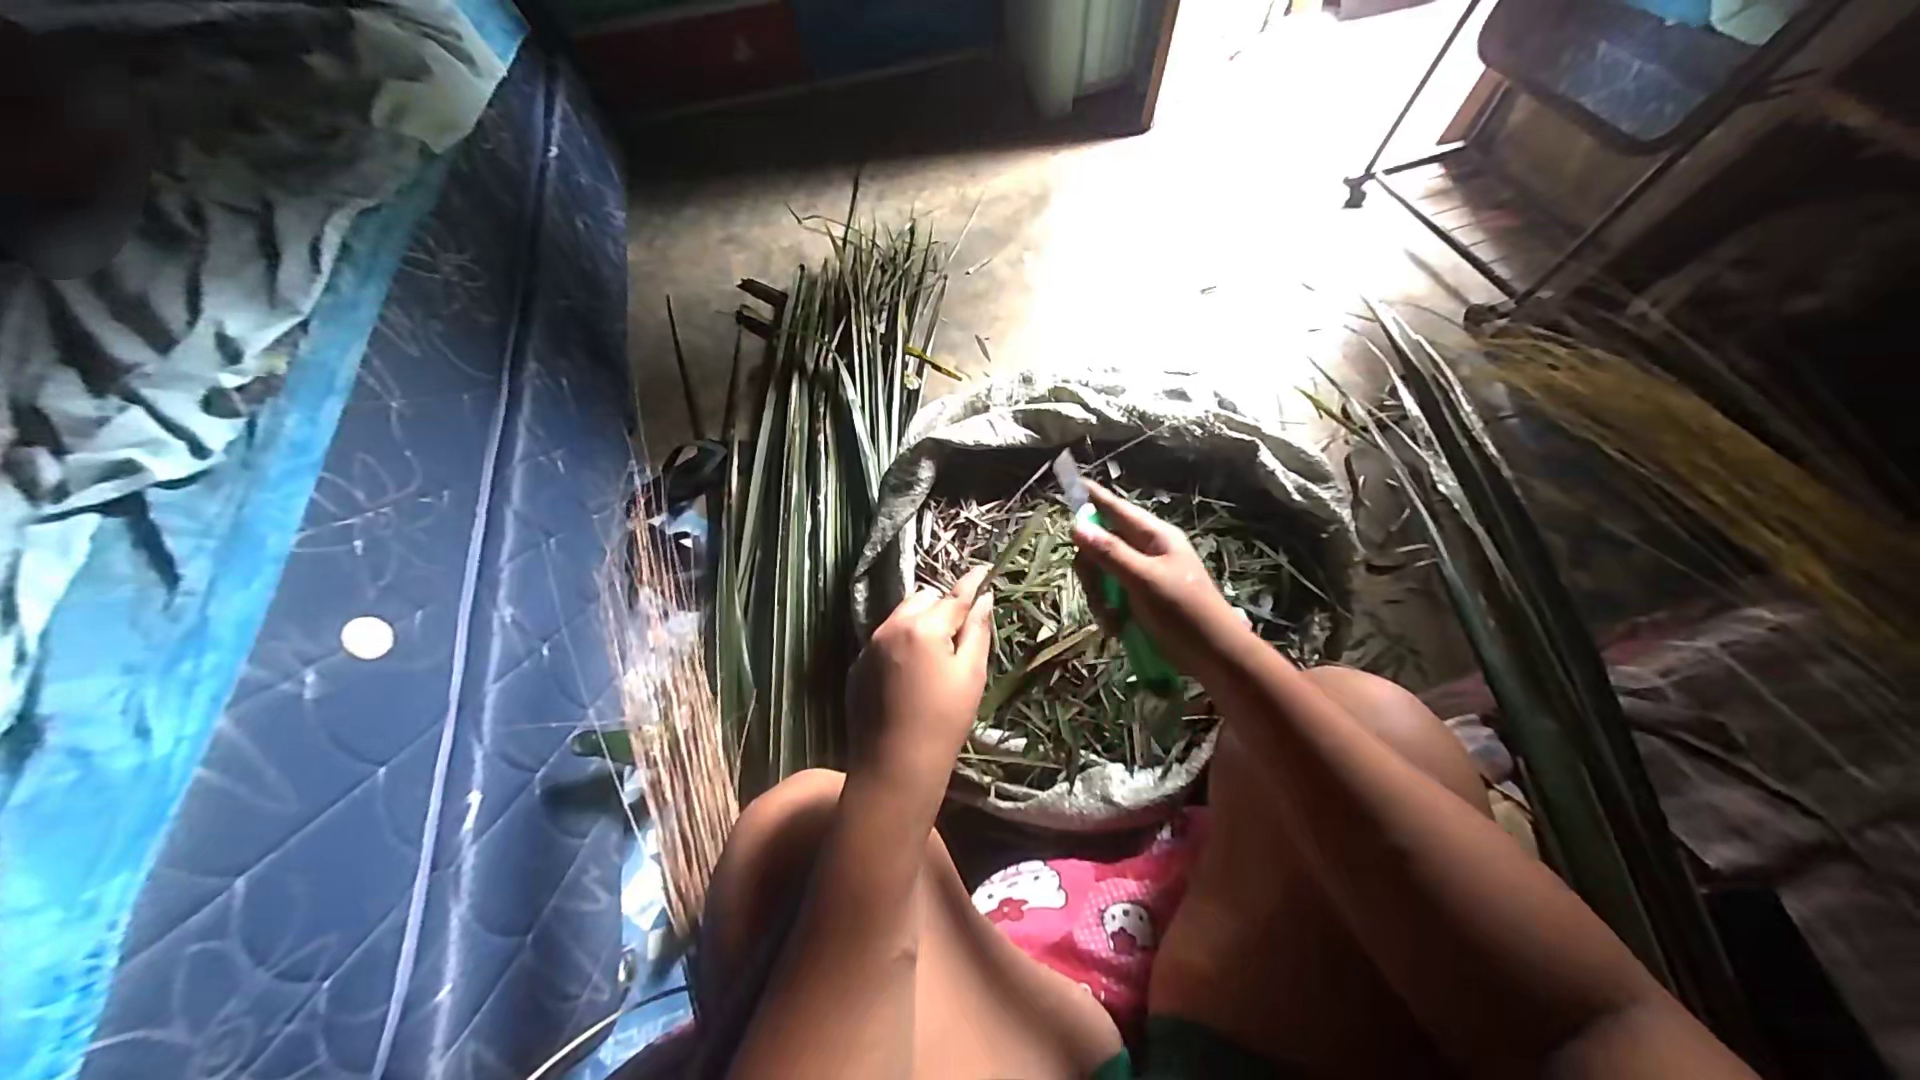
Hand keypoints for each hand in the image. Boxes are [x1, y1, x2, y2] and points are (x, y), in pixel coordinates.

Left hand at [848, 564, 993, 781]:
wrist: (895, 765)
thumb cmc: (944, 720)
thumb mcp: (971, 675)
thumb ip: (976, 631)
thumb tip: (983, 599)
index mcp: (923, 627)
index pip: (954, 596)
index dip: (972, 583)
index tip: (983, 570)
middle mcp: (891, 627)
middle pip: (923, 599)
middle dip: (942, 608)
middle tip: (959, 636)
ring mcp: (869, 646)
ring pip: (900, 617)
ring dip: (919, 623)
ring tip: (934, 655)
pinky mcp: (857, 666)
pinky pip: (883, 640)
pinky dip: (900, 644)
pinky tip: (910, 675)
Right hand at [1070, 481, 1253, 677]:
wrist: (1215, 656)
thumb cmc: (1185, 613)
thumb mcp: (1144, 581)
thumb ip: (1110, 553)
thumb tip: (1076, 527)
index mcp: (1154, 536)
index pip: (1116, 508)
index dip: (1092, 498)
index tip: (1070, 486)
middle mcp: (1147, 550)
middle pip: (1101, 544)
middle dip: (1092, 570)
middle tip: (1095, 594)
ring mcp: (1143, 574)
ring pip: (1102, 572)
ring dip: (1099, 597)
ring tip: (1111, 620)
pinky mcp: (1140, 598)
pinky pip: (1111, 594)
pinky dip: (1109, 610)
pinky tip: (1116, 627)